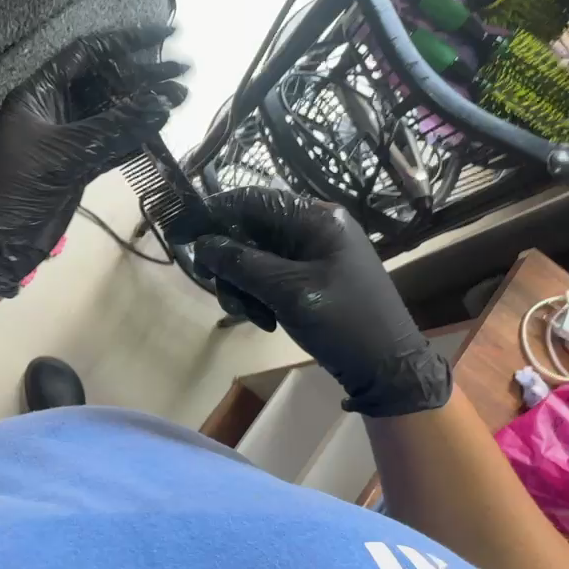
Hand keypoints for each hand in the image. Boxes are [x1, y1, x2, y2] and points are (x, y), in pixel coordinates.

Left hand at [0, 26, 185, 296]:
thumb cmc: (14, 189)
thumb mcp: (63, 154)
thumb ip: (114, 127)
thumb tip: (163, 101)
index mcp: (40, 94)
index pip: (87, 53)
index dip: (125, 41)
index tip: (165, 35)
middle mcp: (54, 110)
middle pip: (103, 81)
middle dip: (142, 75)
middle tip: (183, 73)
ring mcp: (66, 140)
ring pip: (110, 114)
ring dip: (142, 107)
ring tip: (181, 98)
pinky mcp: (75, 168)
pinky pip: (110, 144)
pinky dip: (133, 137)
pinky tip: (160, 129)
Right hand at [193, 188, 450, 417]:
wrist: (389, 368)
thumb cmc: (345, 324)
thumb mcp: (288, 292)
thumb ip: (241, 263)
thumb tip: (202, 244)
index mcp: (316, 218)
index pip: (251, 200)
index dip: (210, 214)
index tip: (179, 236)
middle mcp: (313, 226)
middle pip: (247, 230)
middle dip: (229, 264)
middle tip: (225, 296)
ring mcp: (313, 250)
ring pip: (252, 255)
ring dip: (241, 286)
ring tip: (253, 317)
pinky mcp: (310, 274)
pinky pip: (267, 273)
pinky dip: (257, 295)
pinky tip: (266, 319)